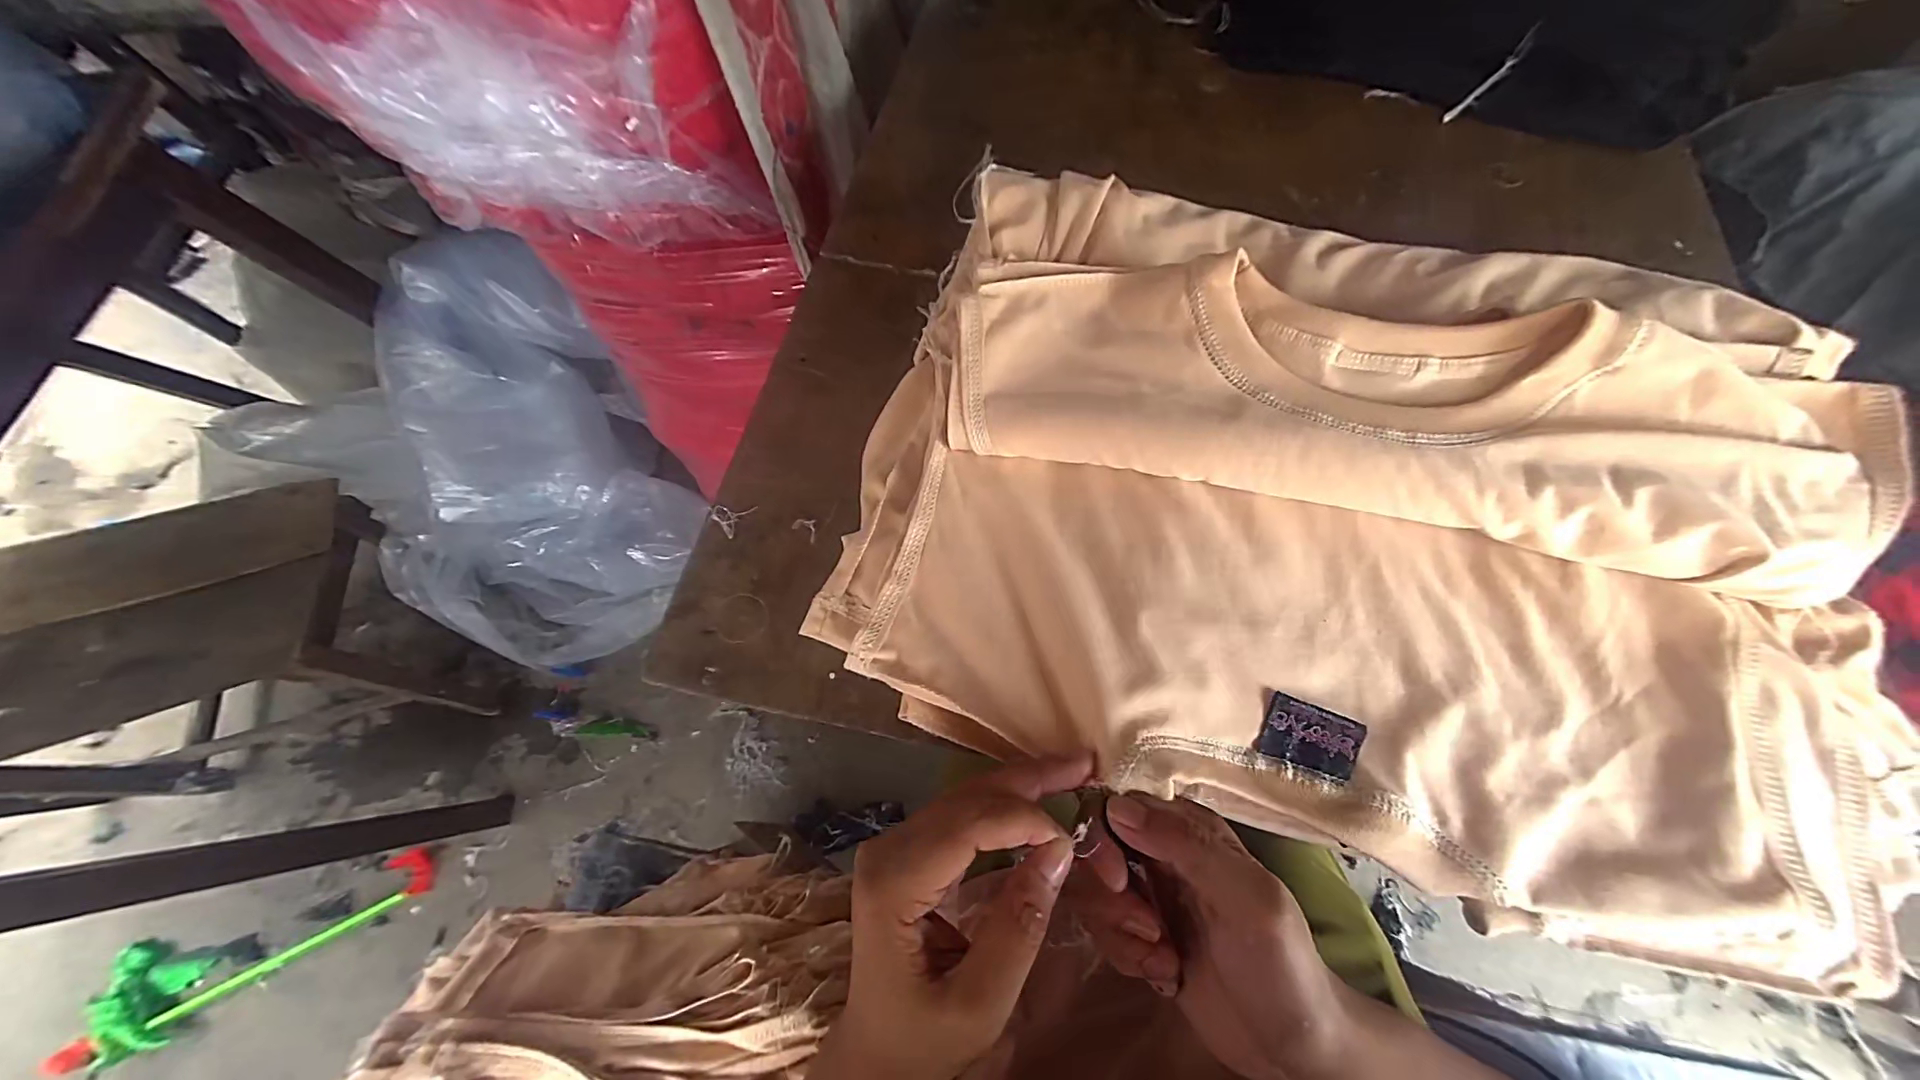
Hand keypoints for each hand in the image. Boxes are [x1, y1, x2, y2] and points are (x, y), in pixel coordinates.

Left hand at [810, 756, 1092, 1079]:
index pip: (967, 824)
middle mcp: (890, 849)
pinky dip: (1006, 803)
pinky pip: (963, 814)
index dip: (1025, 819)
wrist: (877, 1055)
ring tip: (1072, 772)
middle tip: (1084, 766)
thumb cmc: (923, 1042)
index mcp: (895, 882)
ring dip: (1021, 784)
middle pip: (967, 797)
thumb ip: (1018, 927)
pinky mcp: (911, 851)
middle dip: (1030, 779)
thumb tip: (1059, 851)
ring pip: (966, 796)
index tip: (1073, 840)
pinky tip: (1038, 797)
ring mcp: (897, 845)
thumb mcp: (980, 1005)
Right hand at [1063, 793, 1352, 1079]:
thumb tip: (1117, 806)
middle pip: (1093, 849)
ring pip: (1091, 890)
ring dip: (1119, 932)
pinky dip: (1125, 954)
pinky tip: (1164, 975)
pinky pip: (1099, 927)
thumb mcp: (1247, 897)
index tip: (1118, 880)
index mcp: (1186, 825)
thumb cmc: (1280, 962)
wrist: (1293, 1046)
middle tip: (1150, 932)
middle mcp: (1158, 849)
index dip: (1103, 837)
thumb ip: (1186, 844)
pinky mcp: (1135, 931)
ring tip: (1164, 961)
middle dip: (1110, 898)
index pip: (1115, 805)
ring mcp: (1145, 890)